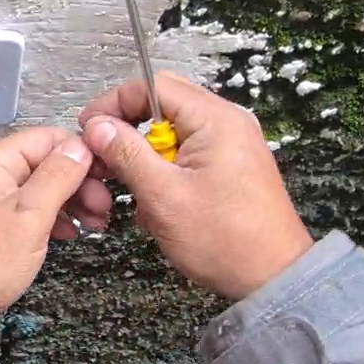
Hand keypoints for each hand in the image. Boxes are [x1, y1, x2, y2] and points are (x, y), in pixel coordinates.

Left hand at [0, 127, 101, 342]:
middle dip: (77, 182)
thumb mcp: (31, 217)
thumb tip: (80, 145)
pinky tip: (67, 233)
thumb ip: (58, 176)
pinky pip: (22, 208)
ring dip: (67, 202)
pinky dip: (47, 217)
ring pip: (36, 187)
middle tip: (103, 209)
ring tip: (93, 225)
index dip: (81, 154)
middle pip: (42, 163)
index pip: (47, 138)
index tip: (109, 175)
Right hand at [78, 72, 313, 299]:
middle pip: (163, 104)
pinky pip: (187, 150)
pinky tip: (158, 198)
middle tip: (105, 155)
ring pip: (172, 129)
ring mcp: (232, 143)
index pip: (153, 85)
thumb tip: (98, 126)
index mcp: (215, 120)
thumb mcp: (162, 195)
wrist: (272, 278)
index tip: (90, 128)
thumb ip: (126, 153)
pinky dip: (165, 168)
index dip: (114, 104)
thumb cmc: (226, 241)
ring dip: (145, 153)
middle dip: (128, 128)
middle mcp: (228, 123)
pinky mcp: (231, 164)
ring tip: (133, 187)